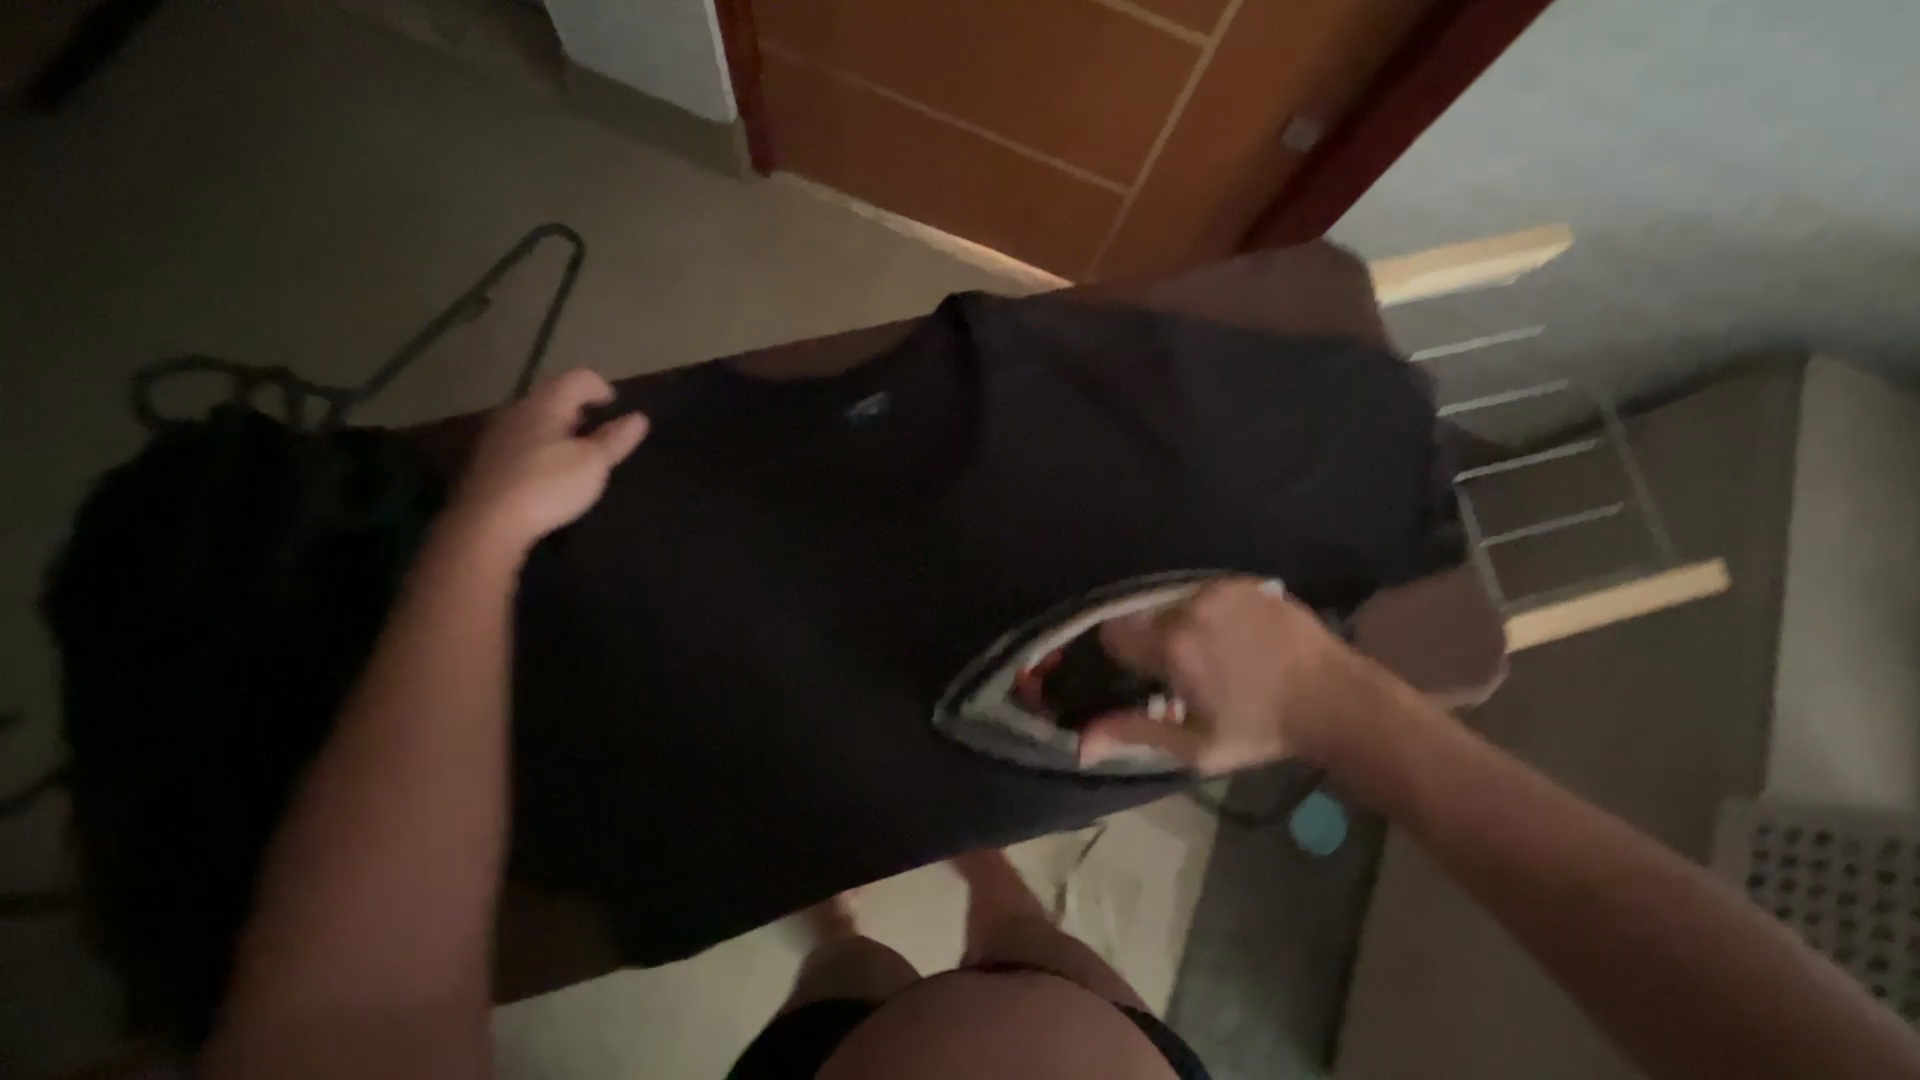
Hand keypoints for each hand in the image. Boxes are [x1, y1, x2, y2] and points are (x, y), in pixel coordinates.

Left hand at [447, 369, 648, 556]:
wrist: (487, 523)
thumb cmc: (548, 486)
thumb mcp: (593, 464)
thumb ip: (616, 439)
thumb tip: (639, 418)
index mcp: (546, 404)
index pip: (578, 378)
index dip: (602, 388)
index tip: (616, 410)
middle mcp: (519, 409)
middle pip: (554, 393)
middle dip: (580, 407)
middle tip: (600, 430)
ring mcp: (499, 432)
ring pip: (536, 416)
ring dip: (560, 426)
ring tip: (578, 452)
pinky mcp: (489, 457)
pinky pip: (522, 437)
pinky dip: (542, 444)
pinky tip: (549, 470)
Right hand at [1080, 579, 1368, 774]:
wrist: (1336, 701)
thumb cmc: (1261, 730)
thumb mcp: (1195, 747)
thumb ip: (1134, 735)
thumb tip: (1081, 744)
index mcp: (1172, 647)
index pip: (1114, 634)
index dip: (1122, 655)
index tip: (1141, 674)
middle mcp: (1189, 606)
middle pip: (1147, 617)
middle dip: (1158, 641)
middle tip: (1185, 671)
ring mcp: (1221, 590)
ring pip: (1178, 603)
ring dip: (1185, 624)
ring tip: (1217, 654)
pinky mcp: (1246, 582)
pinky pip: (1209, 594)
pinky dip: (1214, 612)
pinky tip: (1239, 637)